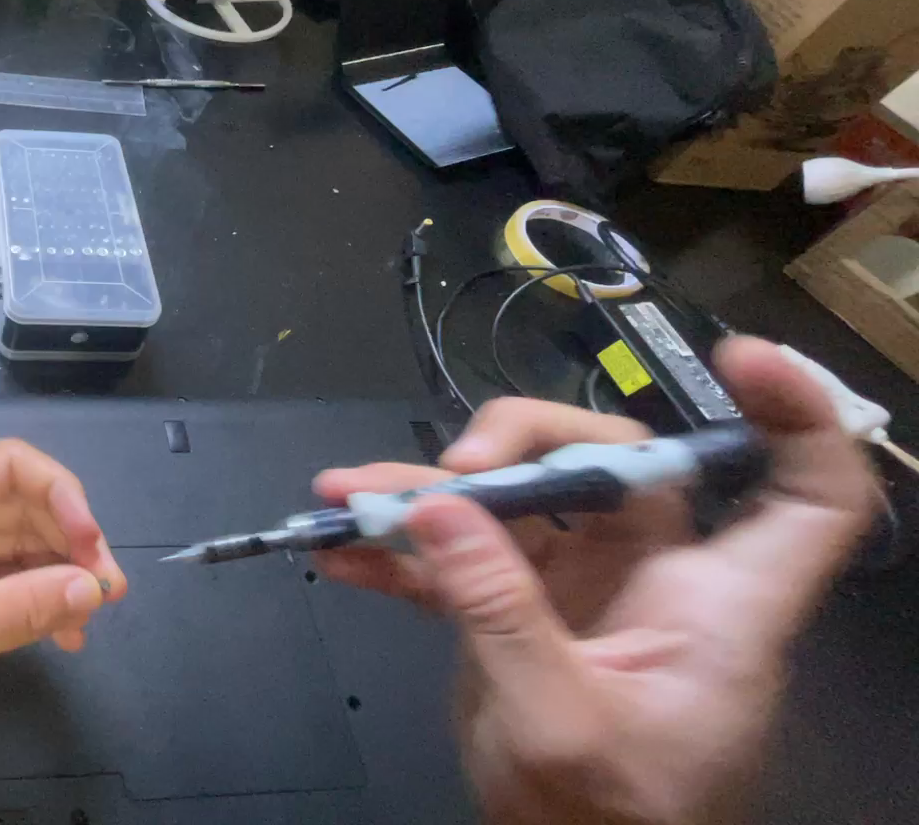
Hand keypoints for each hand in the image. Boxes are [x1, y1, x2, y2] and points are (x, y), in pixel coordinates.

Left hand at [0, 438, 128, 737]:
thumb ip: (24, 607)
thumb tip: (94, 589)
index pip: (12, 465)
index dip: (62, 494)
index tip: (92, 545)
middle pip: (22, 504)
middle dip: (68, 542)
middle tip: (106, 592)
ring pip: (16, 542)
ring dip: (56, 575)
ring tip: (88, 619)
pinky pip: (1, 576)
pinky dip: (32, 598)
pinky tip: (59, 629)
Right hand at [313, 337, 875, 824]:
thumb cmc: (606, 814)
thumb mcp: (558, 719)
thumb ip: (500, 612)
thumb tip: (435, 507)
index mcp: (707, 601)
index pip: (799, 500)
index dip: (791, 422)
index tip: (741, 357)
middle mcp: (642, 573)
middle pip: (600, 462)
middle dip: (518, 443)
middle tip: (449, 472)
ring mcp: (563, 583)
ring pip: (501, 501)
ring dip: (416, 493)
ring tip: (340, 495)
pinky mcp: (501, 603)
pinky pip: (444, 554)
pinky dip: (390, 551)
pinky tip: (337, 554)